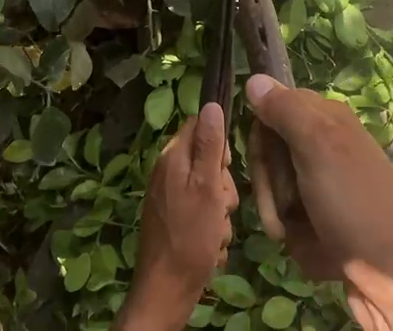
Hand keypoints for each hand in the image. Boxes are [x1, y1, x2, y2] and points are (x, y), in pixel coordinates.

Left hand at [114, 102, 237, 330]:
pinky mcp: (175, 221)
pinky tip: (209, 246)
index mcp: (173, 157)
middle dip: (223, 186)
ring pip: (210, 191)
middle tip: (220, 206)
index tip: (226, 166)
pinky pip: (203, 214)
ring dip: (220, 213)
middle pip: (208, 161)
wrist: (166, 290)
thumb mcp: (206, 187)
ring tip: (214, 232)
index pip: (199, 125)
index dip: (218, 143)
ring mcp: (171, 198)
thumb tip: (212, 103)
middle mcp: (169, 172)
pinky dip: (210, 230)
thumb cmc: (190, 236)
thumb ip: (209, 146)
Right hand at [245, 74, 392, 330]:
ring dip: (281, 215)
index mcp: (327, 118)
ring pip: (279, 189)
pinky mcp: (329, 219)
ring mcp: (328, 185)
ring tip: (295, 236)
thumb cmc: (356, 207)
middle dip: (268, 184)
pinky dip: (299, 236)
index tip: (263, 166)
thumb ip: (285, 110)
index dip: (261, 140)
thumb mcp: (318, 149)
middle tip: (280, 213)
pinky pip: (296, 219)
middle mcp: (328, 145)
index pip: (271, 110)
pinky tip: (316, 249)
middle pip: (272, 152)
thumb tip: (255, 78)